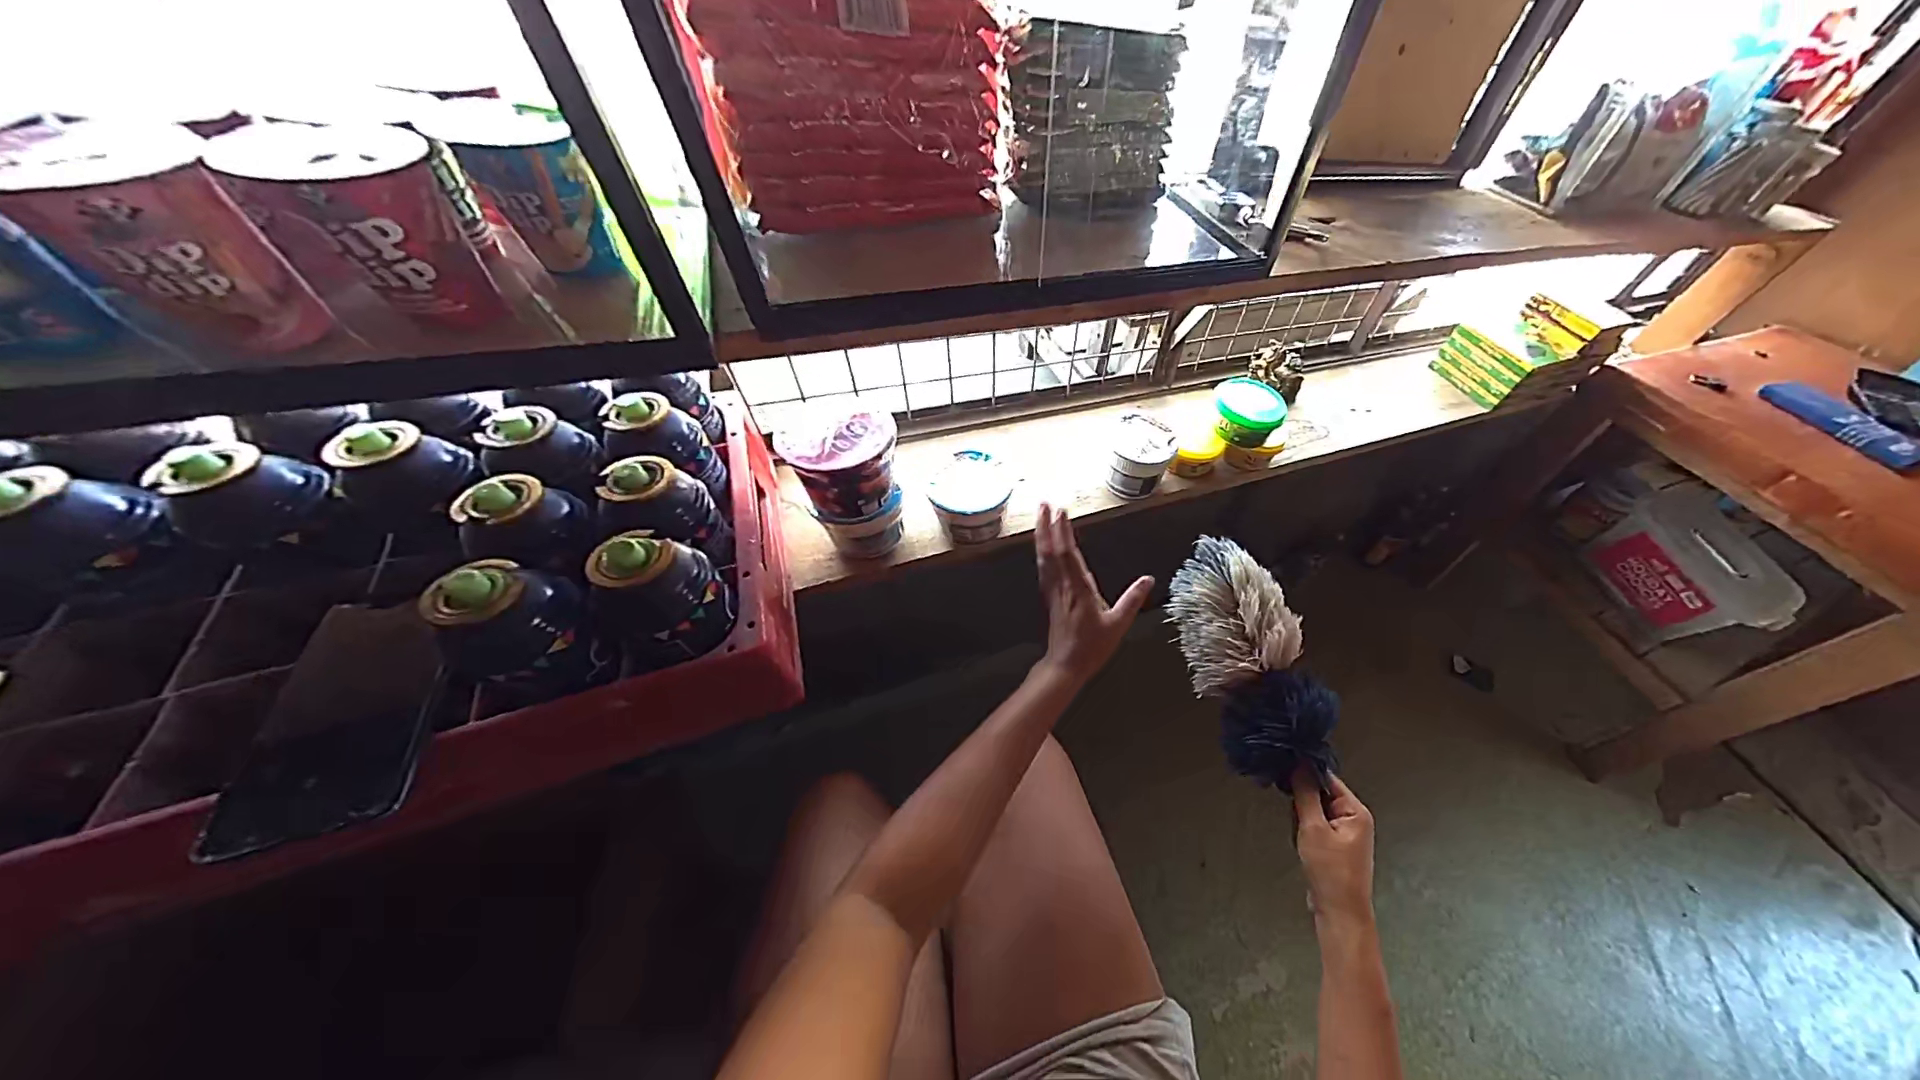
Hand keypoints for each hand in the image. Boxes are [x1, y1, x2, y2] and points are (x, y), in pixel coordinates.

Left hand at [1033, 503, 1152, 685]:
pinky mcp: (1048, 596)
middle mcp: (1062, 585)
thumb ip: (1132, 600)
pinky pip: (1043, 568)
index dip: (1063, 532)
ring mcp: (1052, 590)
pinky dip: (1042, 552)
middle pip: (1050, 550)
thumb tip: (1149, 579)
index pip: (1067, 554)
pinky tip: (1042, 546)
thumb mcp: (1118, 624)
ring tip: (1040, 517)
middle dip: (1046, 526)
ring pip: (1043, 557)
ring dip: (1041, 535)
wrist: (1065, 664)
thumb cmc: (1092, 646)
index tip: (1061, 512)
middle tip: (1043, 504)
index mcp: (1078, 589)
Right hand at [1292, 769, 1375, 929]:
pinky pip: (1315, 825)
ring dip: (1302, 820)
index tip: (1285, 775)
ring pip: (1314, 810)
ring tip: (1303, 839)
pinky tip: (1304, 846)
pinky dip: (1305, 832)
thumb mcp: (1313, 827)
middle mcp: (1354, 819)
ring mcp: (1345, 833)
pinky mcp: (1336, 844)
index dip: (1305, 775)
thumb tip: (1300, 767)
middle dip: (1303, 804)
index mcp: (1356, 812)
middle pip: (1320, 794)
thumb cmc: (1332, 873)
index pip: (1327, 779)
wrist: (1339, 911)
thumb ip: (1305, 794)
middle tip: (1300, 821)